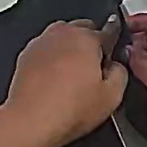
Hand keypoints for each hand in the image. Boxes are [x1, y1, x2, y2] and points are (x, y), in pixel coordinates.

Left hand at [0, 20, 128, 146]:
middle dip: (92, 42)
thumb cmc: (68, 108)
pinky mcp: (26, 54)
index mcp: (86, 38)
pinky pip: (46, 48)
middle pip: (84, 28)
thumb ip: (120, 73)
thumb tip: (116, 66)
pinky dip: (52, 56)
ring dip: (70, 46)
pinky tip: (54, 77)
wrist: (31, 119)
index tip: (114, 53)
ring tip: (73, 72)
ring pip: (63, 35)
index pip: (108, 31)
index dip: (114, 44)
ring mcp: (42, 41)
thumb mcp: (112, 96)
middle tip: (95, 67)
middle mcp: (62, 33)